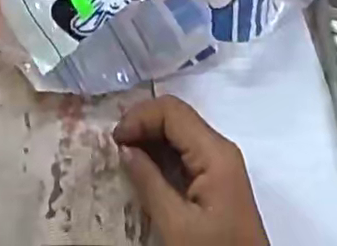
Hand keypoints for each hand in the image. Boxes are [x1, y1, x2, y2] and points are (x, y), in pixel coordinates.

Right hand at [114, 96, 268, 245]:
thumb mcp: (176, 225)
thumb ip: (148, 180)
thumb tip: (124, 148)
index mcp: (215, 153)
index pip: (170, 111)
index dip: (138, 117)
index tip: (115, 140)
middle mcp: (220, 150)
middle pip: (175, 116)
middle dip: (142, 123)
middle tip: (116, 144)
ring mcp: (221, 165)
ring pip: (178, 131)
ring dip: (149, 137)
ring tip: (124, 153)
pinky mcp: (218, 181)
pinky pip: (184, 151)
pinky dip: (160, 152)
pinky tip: (144, 167)